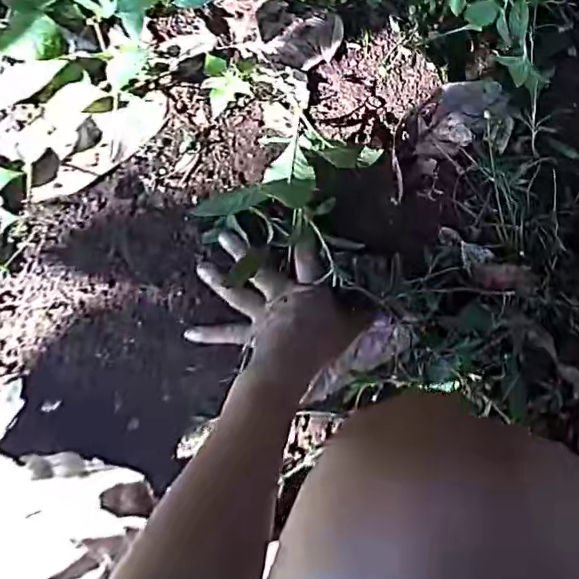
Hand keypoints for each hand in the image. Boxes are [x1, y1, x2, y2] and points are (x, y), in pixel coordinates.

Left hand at [188, 230, 368, 404]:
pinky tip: (189, 333)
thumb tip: (390, 305)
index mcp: (307, 289)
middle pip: (261, 269)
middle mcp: (281, 296)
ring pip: (238, 294)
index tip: (298, 213)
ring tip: (201, 267)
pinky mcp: (250, 335)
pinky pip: (228, 334)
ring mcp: (262, 314)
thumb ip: (365, 314)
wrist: (290, 365)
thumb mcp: (352, 326)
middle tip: (224, 233)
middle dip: (243, 250)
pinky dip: (209, 333)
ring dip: (220, 280)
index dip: (304, 236)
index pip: (308, 257)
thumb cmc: (324, 342)